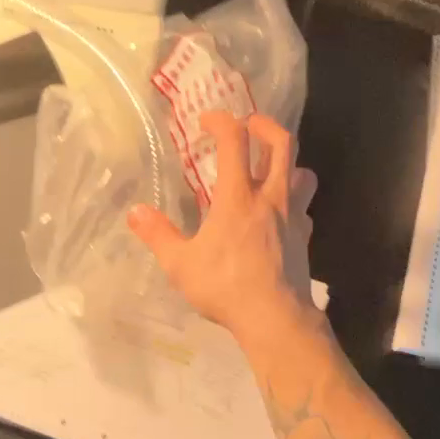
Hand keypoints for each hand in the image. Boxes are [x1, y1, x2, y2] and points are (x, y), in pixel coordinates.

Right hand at [127, 111, 317, 336]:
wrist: (273, 316)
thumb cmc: (224, 287)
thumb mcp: (180, 264)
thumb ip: (158, 235)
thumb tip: (135, 212)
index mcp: (238, 197)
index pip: (235, 141)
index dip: (221, 122)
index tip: (207, 121)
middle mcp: (271, 198)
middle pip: (282, 143)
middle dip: (265, 125)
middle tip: (250, 125)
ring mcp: (292, 217)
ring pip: (302, 172)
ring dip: (288, 163)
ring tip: (272, 169)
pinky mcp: (304, 239)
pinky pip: (304, 209)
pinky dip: (293, 202)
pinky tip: (280, 215)